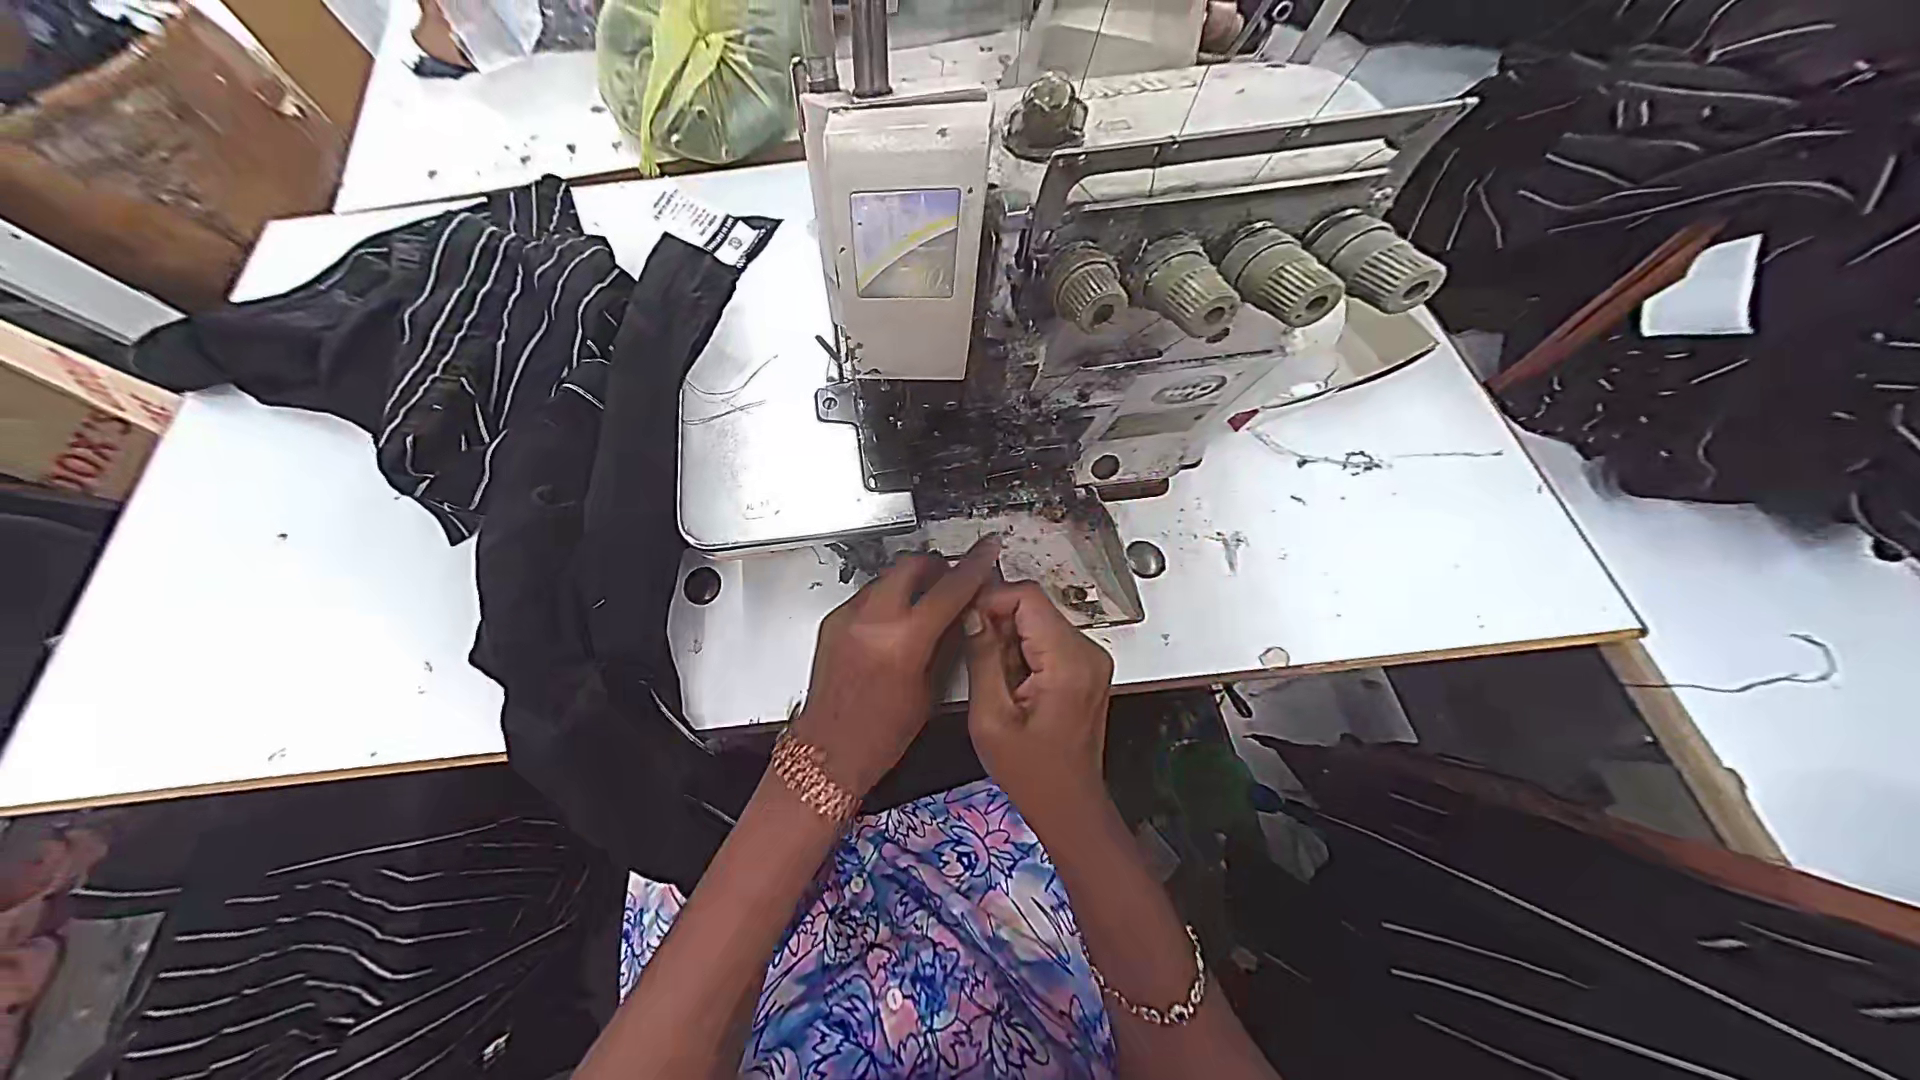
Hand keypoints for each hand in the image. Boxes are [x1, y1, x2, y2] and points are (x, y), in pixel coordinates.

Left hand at [792, 537, 1000, 798]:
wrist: (828, 751)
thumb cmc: (880, 734)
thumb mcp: (930, 691)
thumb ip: (949, 643)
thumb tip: (966, 610)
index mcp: (902, 641)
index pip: (949, 587)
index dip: (974, 564)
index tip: (987, 548)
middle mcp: (871, 620)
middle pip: (912, 564)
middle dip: (938, 565)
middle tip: (954, 576)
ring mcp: (848, 617)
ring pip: (889, 576)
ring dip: (912, 581)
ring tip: (927, 602)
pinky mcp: (833, 621)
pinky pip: (868, 595)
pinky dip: (888, 598)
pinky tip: (897, 620)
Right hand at [963, 581, 1115, 829]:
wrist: (1068, 803)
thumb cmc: (1031, 773)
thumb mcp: (990, 717)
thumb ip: (982, 657)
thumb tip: (972, 614)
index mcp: (1069, 662)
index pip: (1027, 596)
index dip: (991, 600)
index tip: (968, 622)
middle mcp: (1088, 653)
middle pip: (1034, 605)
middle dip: (999, 623)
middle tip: (979, 659)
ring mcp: (1091, 659)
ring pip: (1039, 619)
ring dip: (1009, 638)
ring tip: (998, 679)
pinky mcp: (1086, 666)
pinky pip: (1047, 638)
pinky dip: (1023, 650)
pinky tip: (1013, 683)